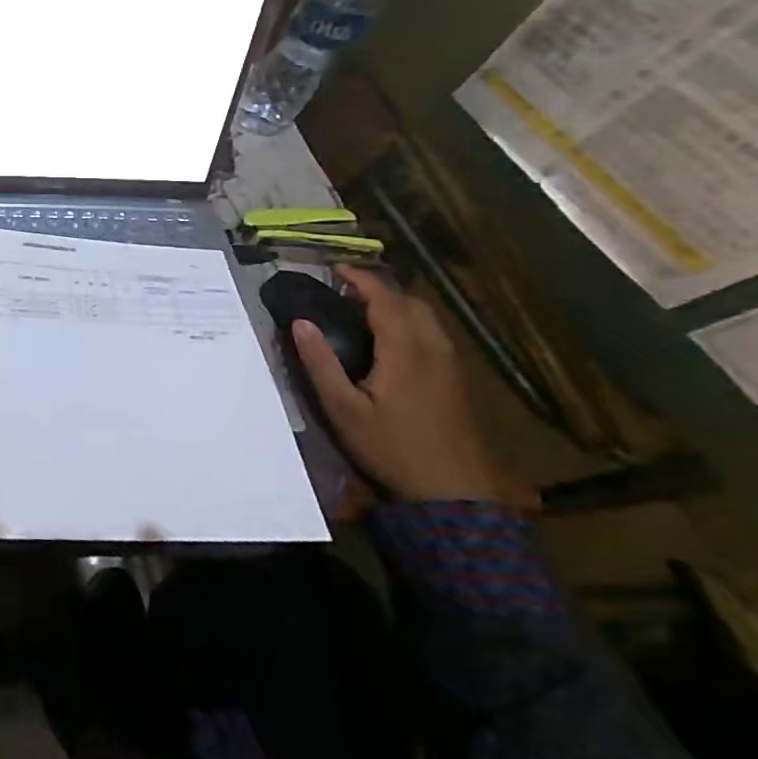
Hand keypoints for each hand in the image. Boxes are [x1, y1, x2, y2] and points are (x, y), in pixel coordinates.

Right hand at [290, 266, 505, 502]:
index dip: (359, 279)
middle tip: (345, 292)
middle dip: (378, 289)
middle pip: (409, 301)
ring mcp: (450, 363)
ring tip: (364, 313)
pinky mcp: (457, 378)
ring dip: (396, 305)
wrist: (454, 490)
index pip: (383, 298)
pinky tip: (392, 342)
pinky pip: (433, 333)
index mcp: (405, 348)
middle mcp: (433, 347)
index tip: (335, 268)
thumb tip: (300, 323)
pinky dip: (410, 322)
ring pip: (426, 317)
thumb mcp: (344, 409)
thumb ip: (320, 363)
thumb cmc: (392, 447)